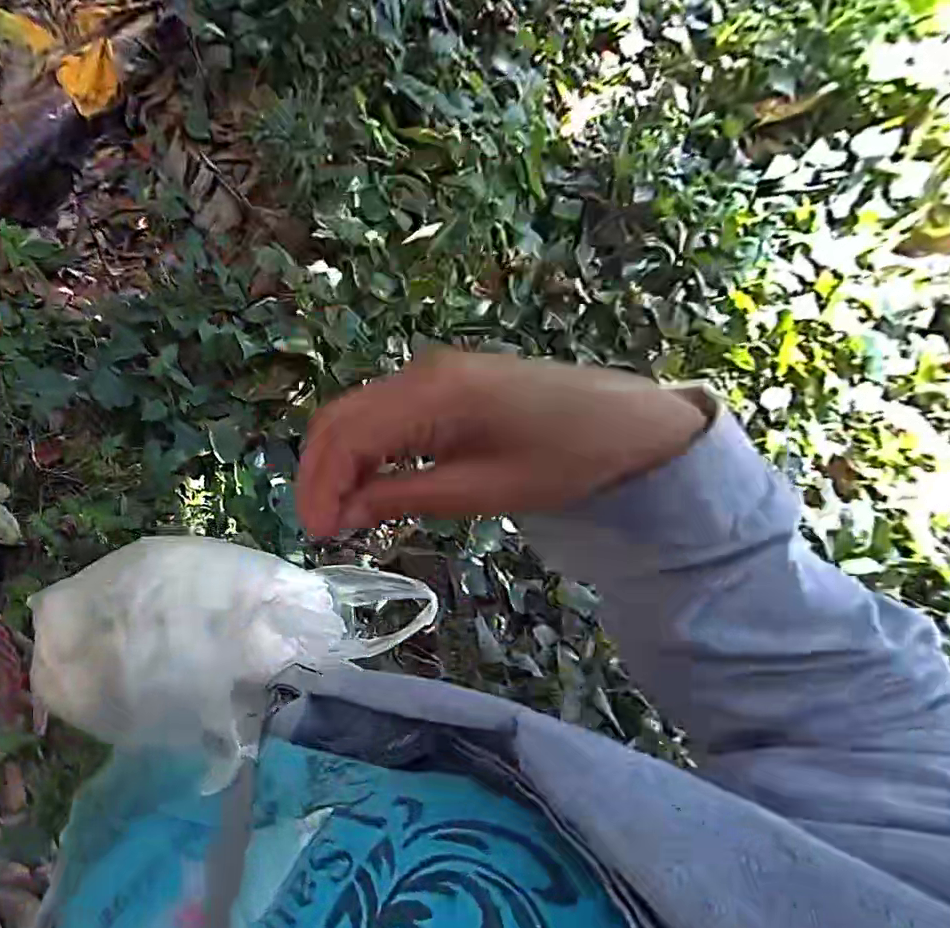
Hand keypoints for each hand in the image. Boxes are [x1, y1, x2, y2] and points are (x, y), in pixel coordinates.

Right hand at [296, 347, 708, 534]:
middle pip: (335, 420)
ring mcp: (423, 373)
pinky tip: (361, 484)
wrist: (635, 426)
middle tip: (318, 526)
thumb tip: (339, 517)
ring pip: (347, 416)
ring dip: (331, 464)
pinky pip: (373, 415)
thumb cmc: (565, 460)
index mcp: (433, 393)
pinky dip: (355, 452)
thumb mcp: (478, 490)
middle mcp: (417, 372)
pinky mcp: (431, 384)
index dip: (321, 487)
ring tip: (336, 512)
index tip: (319, 533)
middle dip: (315, 476)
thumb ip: (398, 497)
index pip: (348, 437)